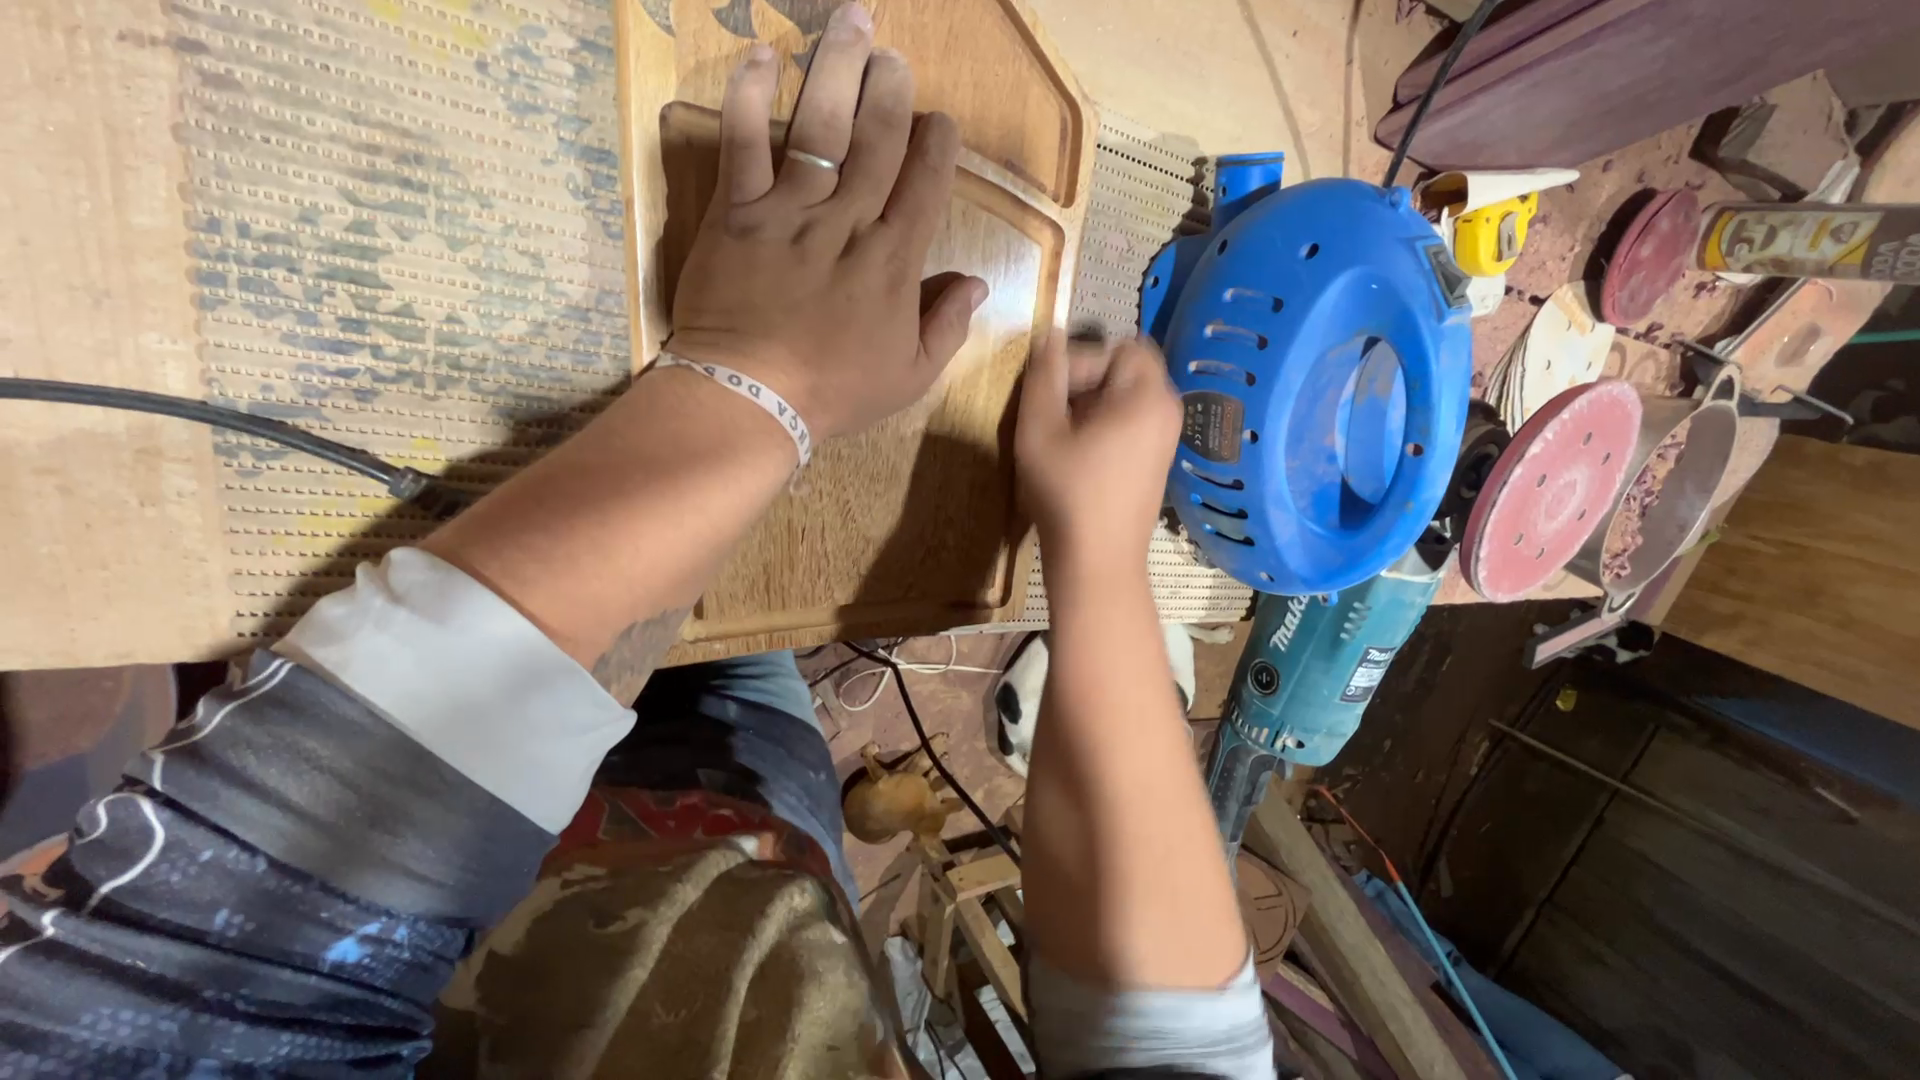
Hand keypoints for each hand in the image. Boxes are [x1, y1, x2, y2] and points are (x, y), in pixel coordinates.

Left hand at [664, 2, 988, 439]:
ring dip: (838, 73)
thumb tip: (977, 282)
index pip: (925, 189)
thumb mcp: (910, 376)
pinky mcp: (737, 213)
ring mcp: (790, 212)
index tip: (940, 121)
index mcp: (894, 262)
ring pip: (821, 129)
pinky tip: (764, 57)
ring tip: (851, 25)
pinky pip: (743, 143)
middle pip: (877, 144)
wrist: (751, 398)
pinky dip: (750, 97)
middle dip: (890, 93)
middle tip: (894, 56)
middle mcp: (848, 224)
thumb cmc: (834, 393)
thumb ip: (946, 326)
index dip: (937, 149)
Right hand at [1015, 333, 1181, 569]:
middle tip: (1055, 410)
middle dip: (1088, 379)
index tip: (1053, 394)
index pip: (1119, 347)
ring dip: (1093, 403)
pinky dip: (1107, 425)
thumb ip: (1043, 375)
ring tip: (1063, 434)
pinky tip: (1080, 455)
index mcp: (1147, 396)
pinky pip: (1134, 422)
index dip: (1082, 360)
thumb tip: (1049, 335)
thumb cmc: (1067, 493)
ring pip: (1129, 397)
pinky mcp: (1158, 461)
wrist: (1097, 561)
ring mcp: (1167, 438)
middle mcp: (1168, 410)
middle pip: (1128, 369)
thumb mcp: (1040, 429)